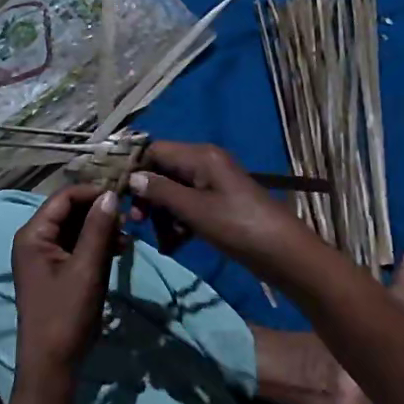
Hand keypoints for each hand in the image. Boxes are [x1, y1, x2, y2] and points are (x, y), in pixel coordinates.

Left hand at [11, 184, 124, 373]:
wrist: (51, 366)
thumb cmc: (66, 315)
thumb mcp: (87, 269)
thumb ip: (98, 229)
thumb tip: (112, 194)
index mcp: (33, 235)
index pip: (64, 197)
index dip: (93, 193)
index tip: (123, 198)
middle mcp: (33, 240)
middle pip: (68, 211)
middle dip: (98, 212)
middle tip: (128, 220)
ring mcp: (42, 257)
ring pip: (73, 229)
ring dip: (99, 229)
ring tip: (126, 240)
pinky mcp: (52, 272)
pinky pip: (74, 246)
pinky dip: (94, 245)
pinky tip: (116, 252)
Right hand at [126, 141, 310, 268]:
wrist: (284, 253)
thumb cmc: (238, 226)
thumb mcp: (194, 210)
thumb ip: (161, 191)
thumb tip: (132, 178)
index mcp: (201, 156)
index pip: (155, 150)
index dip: (136, 170)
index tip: (119, 195)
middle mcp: (206, 162)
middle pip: (163, 170)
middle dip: (149, 196)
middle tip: (137, 222)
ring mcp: (213, 184)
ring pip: (174, 191)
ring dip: (163, 214)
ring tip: (162, 241)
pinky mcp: (219, 204)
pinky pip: (189, 206)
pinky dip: (179, 223)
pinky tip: (175, 245)